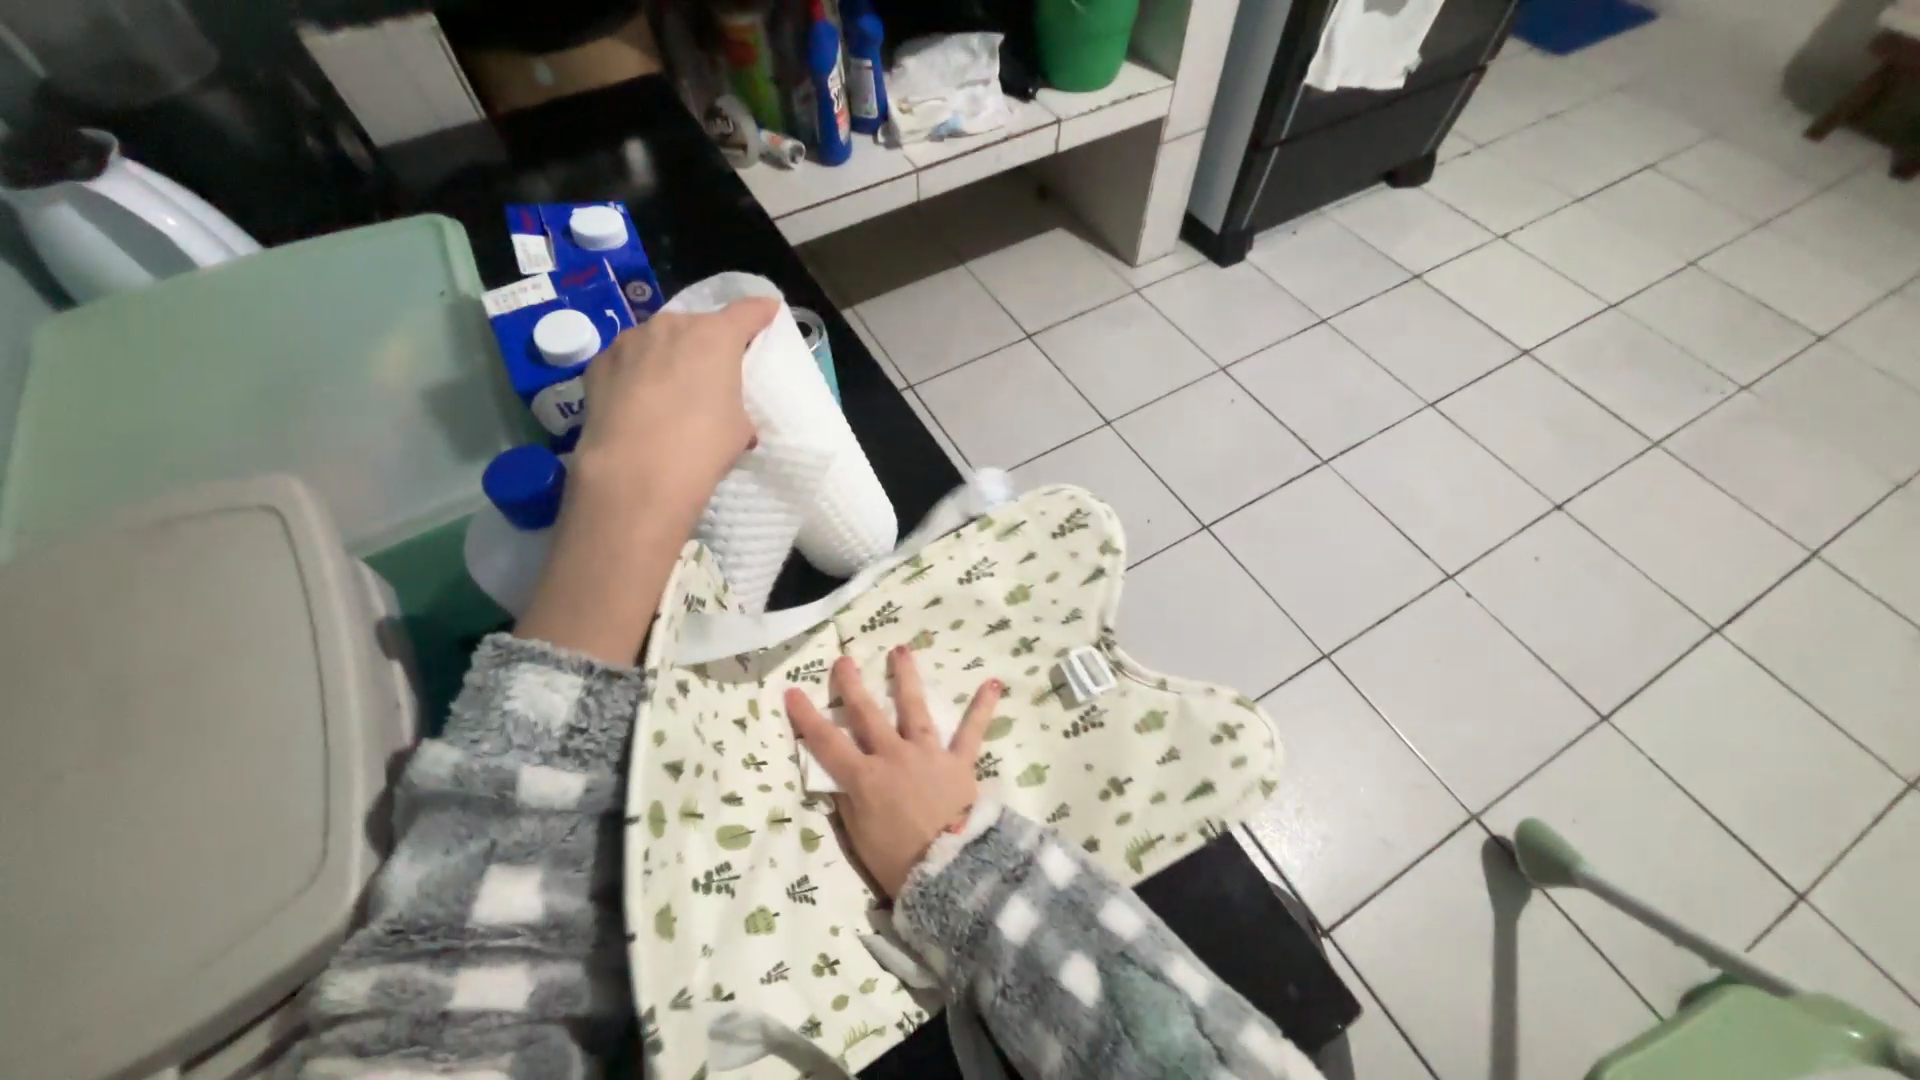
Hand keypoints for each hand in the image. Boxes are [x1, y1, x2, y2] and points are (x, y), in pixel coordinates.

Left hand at [572, 297, 777, 506]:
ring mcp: (630, 341)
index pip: (747, 312)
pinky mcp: (598, 363)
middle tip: (711, 374)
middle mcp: (671, 326)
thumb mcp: (739, 427)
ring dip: (667, 356)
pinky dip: (636, 374)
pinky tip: (637, 403)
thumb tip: (723, 412)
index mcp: (715, 336)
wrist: (635, 472)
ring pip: (657, 340)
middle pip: (697, 326)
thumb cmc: (702, 445)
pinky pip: (627, 361)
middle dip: (706, 344)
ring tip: (668, 391)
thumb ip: (735, 403)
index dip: (760, 313)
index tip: (768, 312)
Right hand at [786, 649, 1003, 897]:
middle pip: (868, 714)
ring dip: (906, 677)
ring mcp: (927, 754)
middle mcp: (893, 756)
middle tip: (844, 660)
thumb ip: (848, 802)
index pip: (826, 742)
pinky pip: (972, 732)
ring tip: (901, 650)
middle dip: (852, 685)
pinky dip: (982, 708)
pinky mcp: (959, 762)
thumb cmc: (897, 861)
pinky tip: (993, 683)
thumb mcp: (858, 837)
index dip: (807, 717)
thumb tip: (839, 778)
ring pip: (914, 708)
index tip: (792, 691)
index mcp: (863, 777)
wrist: (949, 870)